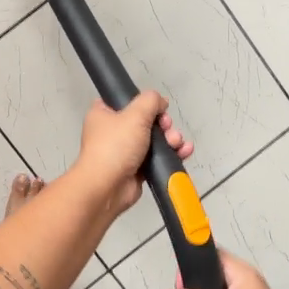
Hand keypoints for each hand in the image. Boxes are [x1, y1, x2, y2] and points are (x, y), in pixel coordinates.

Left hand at [72, 92, 191, 217]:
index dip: (143, 102)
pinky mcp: (137, 168)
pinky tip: (184, 152)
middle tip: (167, 128)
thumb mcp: (134, 115)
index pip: (125, 101)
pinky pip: (158, 157)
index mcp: (104, 114)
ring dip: (171, 139)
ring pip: (154, 139)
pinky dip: (171, 154)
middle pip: (145, 120)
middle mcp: (113, 131)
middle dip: (163, 124)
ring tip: (177, 143)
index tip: (157, 108)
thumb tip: (160, 102)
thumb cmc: (116, 146)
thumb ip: (150, 101)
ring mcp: (125, 151)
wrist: (108, 187)